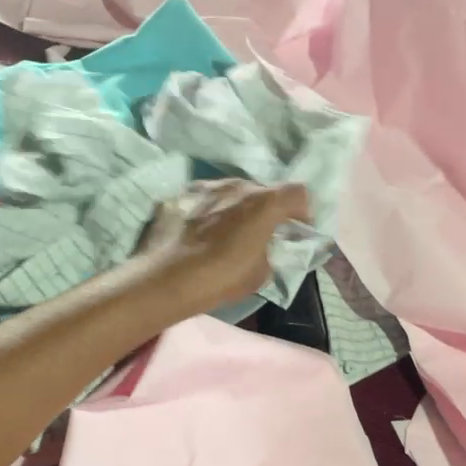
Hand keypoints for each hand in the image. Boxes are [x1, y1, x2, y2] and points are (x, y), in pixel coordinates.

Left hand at [136, 179, 311, 315]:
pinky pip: (196, 201)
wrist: (164, 280)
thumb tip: (261, 248)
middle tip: (254, 233)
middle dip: (261, 210)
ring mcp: (200, 188)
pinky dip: (200, 213)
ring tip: (219, 233)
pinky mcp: (173, 197)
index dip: (301, 211)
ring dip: (229, 208)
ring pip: (225, 193)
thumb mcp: (260, 274)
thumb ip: (268, 252)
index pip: (297, 193)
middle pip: (257, 191)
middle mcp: (234, 185)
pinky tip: (191, 234)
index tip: (295, 229)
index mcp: (263, 202)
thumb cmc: (219, 278)